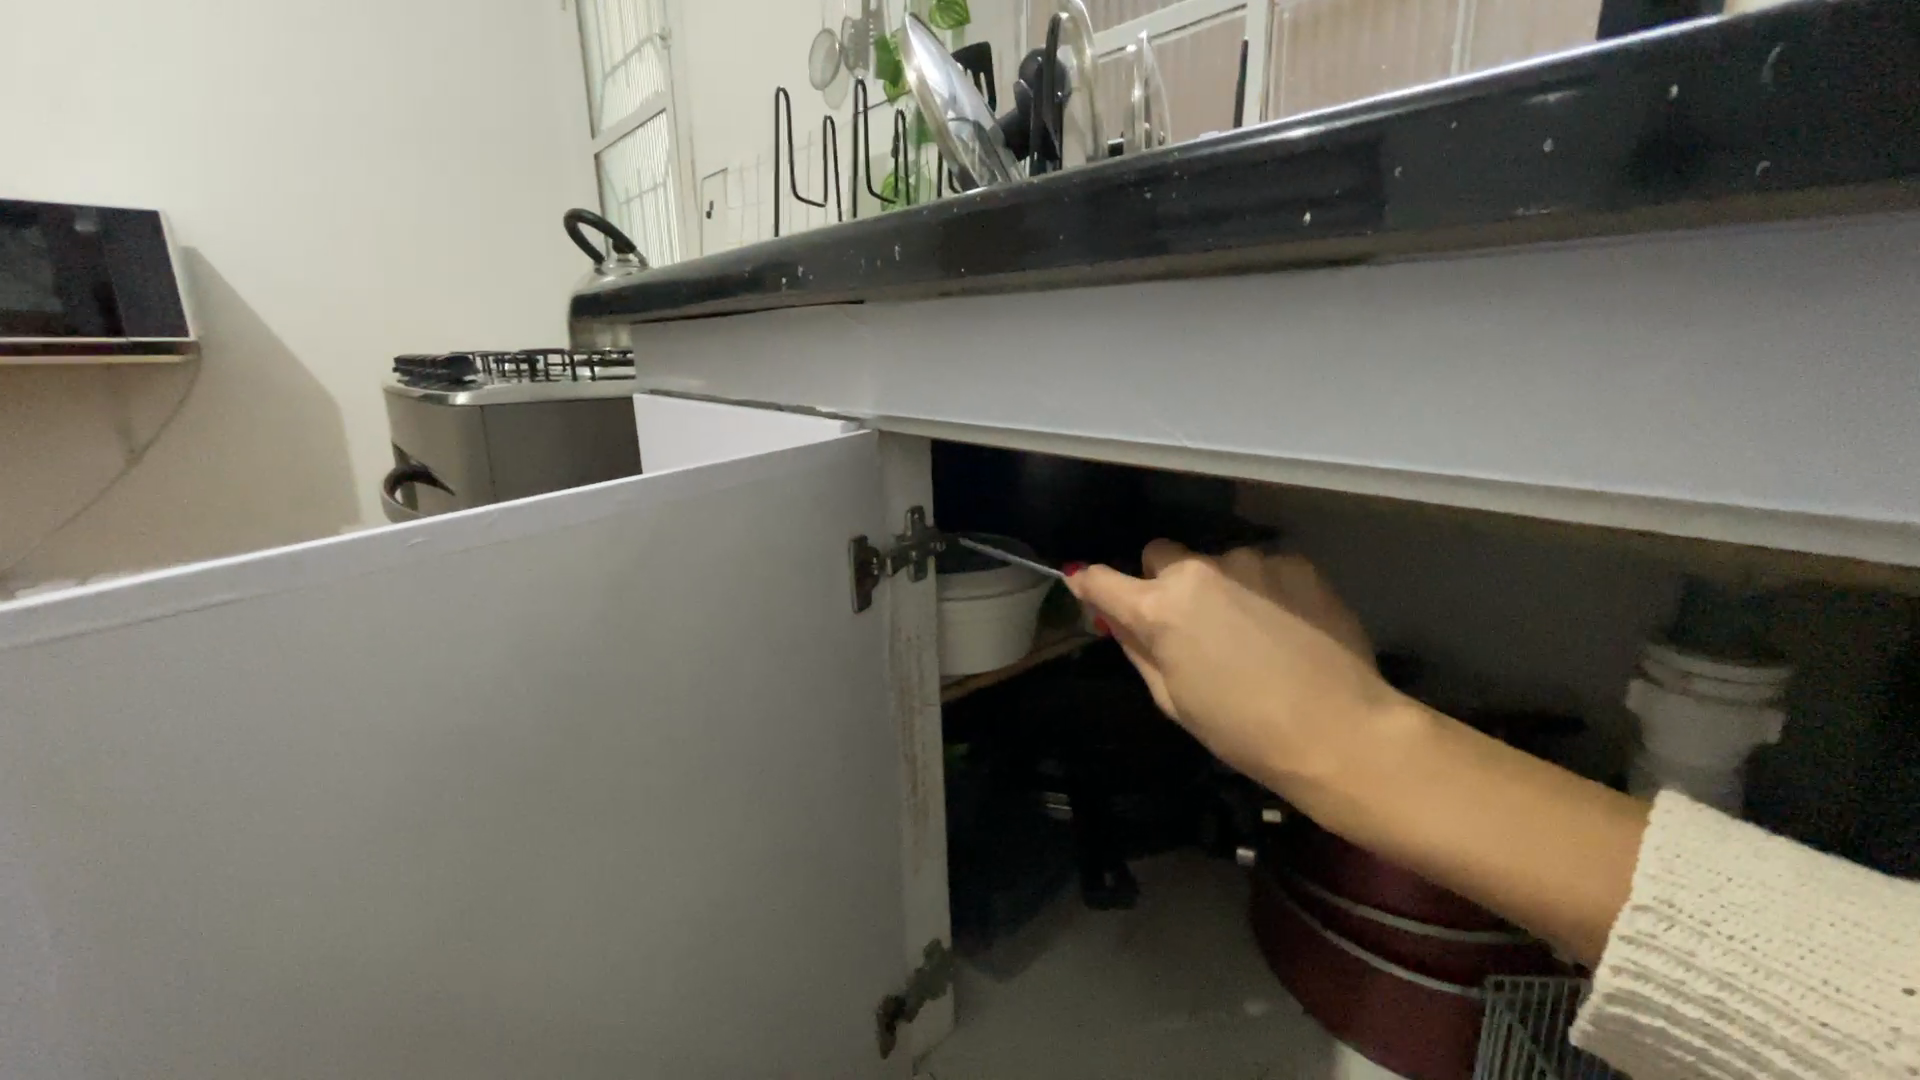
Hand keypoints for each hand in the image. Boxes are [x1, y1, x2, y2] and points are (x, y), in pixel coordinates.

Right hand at [1065, 541, 1396, 790]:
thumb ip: (1136, 648)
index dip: (1090, 583)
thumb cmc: (1243, 731)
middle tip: (1190, 624)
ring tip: (1252, 632)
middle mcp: (1199, 570)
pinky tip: (1285, 626)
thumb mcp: (1173, 700)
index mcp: (1159, 608)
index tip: (1090, 588)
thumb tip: (1114, 617)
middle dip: (1164, 582)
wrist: (1340, 731)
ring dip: (1219, 586)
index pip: (1101, 579)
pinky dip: (1262, 589)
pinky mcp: (1295, 562)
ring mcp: (1251, 560)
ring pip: (1215, 561)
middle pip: (1160, 555)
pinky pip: (1260, 568)